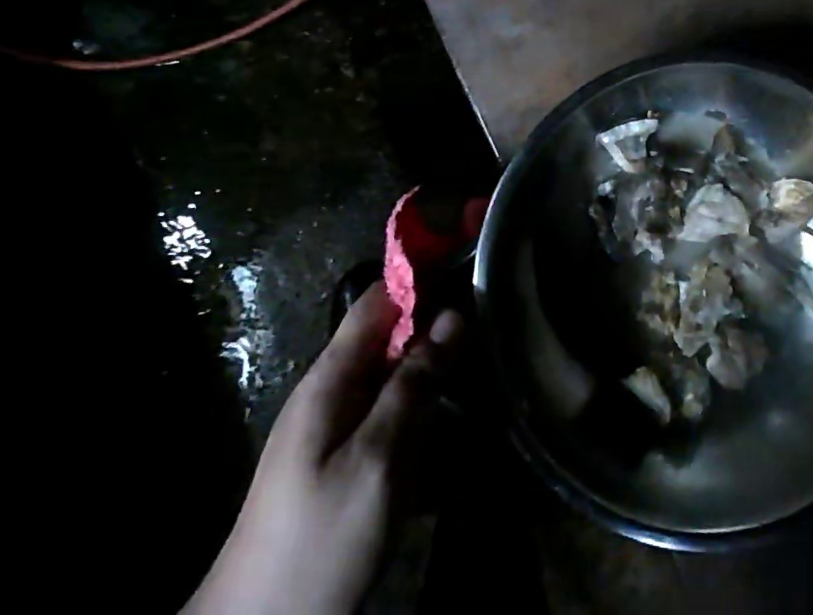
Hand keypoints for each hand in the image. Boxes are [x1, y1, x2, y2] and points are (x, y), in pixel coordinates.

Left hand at [184, 283, 462, 614]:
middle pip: (388, 341)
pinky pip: (388, 426)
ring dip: (432, 388)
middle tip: (488, 347)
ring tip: (478, 394)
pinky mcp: (343, 462)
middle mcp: (330, 390)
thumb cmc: (324, 533)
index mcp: (331, 375)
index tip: (468, 279)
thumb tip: (450, 318)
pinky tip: (448, 452)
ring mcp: (334, 428)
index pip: (376, 301)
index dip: (418, 282)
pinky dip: (419, 429)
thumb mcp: (379, 457)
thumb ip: (413, 385)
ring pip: (393, 385)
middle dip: (434, 339)